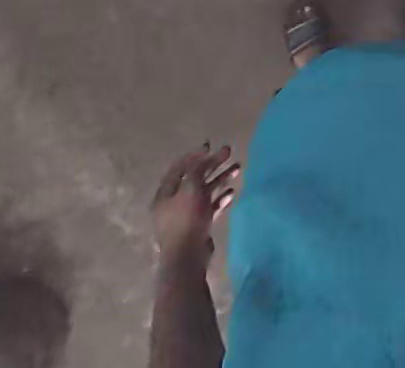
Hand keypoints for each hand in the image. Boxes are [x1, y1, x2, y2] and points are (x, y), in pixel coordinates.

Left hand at [152, 144, 240, 265]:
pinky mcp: (198, 226)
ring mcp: (187, 215)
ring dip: (220, 179)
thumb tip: (202, 154)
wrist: (187, 259)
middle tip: (229, 152)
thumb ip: (196, 170)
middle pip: (195, 177)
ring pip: (205, 192)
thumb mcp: (190, 189)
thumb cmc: (186, 220)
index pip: (180, 168)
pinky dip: (220, 199)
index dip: (195, 155)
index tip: (210, 146)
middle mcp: (174, 202)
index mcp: (166, 193)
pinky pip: (210, 207)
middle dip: (212, 164)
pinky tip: (232, 193)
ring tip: (238, 168)